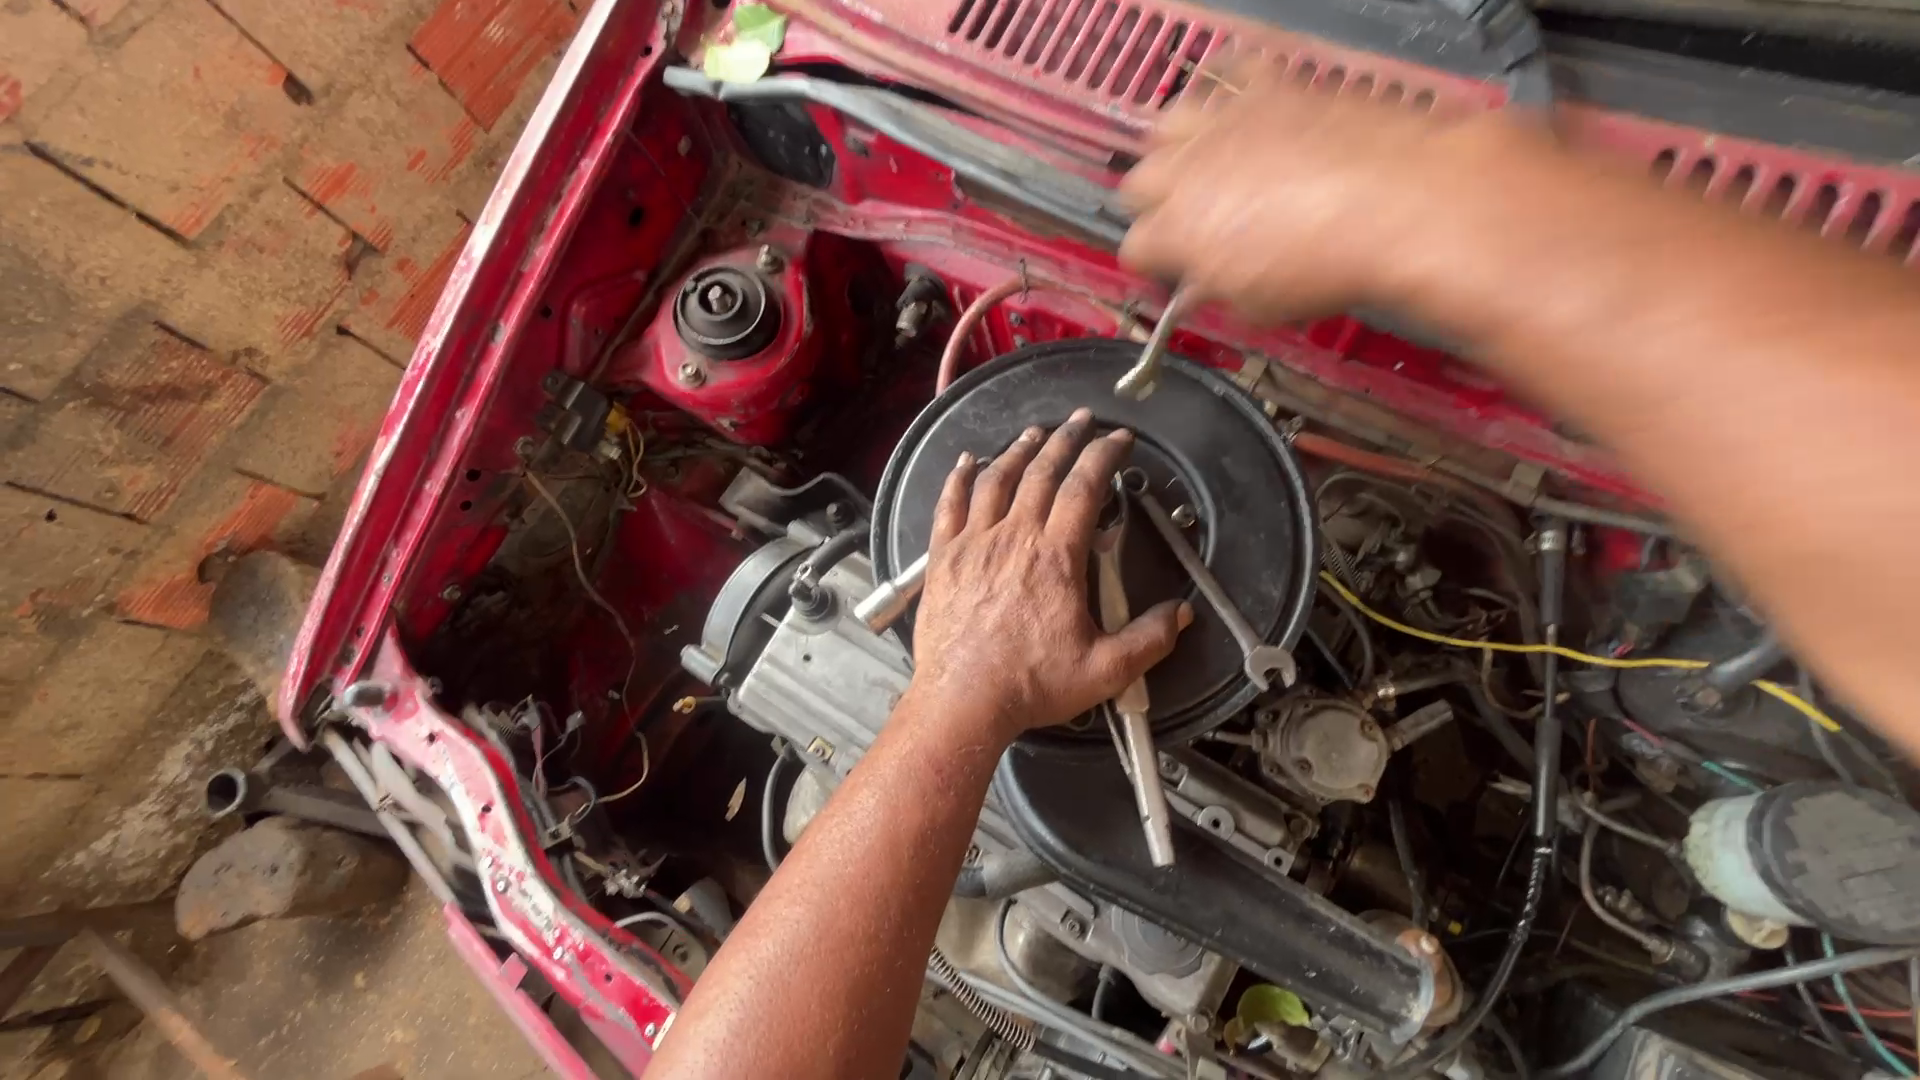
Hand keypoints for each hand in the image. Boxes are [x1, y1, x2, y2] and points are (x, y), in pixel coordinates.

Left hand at [908, 408, 1192, 744]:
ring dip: (1019, 450)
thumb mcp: (1104, 670)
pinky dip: (960, 477)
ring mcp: (974, 544)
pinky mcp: (943, 558)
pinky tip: (968, 461)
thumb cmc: (1029, 684)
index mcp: (1056, 557)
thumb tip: (1179, 613)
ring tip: (1035, 433)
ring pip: (997, 480)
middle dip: (1066, 438)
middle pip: (1042, 472)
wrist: (963, 700)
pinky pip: (950, 504)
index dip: (1104, 455)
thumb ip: (1148, 639)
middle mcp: (1014, 537)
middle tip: (1081, 420)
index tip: (1118, 439)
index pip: (1084, 487)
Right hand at [1118, 61, 1551, 321]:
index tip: (1173, 272)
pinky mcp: (1271, 87)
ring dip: (1177, 146)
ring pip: (1167, 123)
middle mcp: (1187, 170)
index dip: (1152, 265)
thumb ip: (1216, 289)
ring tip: (1203, 165)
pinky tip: (1241, 108)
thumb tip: (1205, 286)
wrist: (1403, 203)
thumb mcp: (1257, 306)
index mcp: (1175, 231)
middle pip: (1137, 183)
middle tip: (1184, 222)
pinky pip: (1231, 72)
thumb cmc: (1330, 262)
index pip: (1135, 249)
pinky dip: (1229, 88)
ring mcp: (1227, 122)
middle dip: (1154, 205)